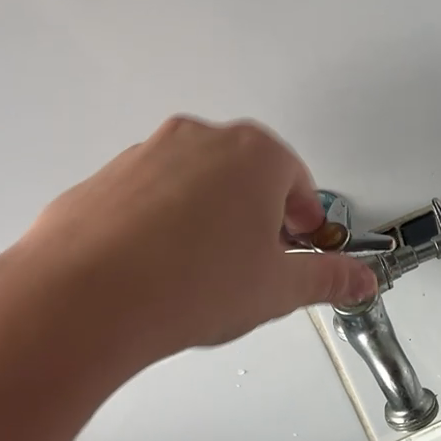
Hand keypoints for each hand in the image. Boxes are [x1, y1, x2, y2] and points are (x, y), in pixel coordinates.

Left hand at [0, 115, 376, 367]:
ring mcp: (148, 155)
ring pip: (199, 184)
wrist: (85, 299)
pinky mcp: (109, 179)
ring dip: (213, 219)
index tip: (306, 241)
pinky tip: (167, 273)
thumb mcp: (279, 289)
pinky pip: (154, 198)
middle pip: (248, 174)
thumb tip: (355, 279)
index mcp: (254, 155)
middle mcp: (201, 142)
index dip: (307, 219)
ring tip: (211, 275)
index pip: (299, 181)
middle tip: (263, 260)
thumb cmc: (183, 283)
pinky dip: (167, 226)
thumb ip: (327, 279)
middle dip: (261, 216)